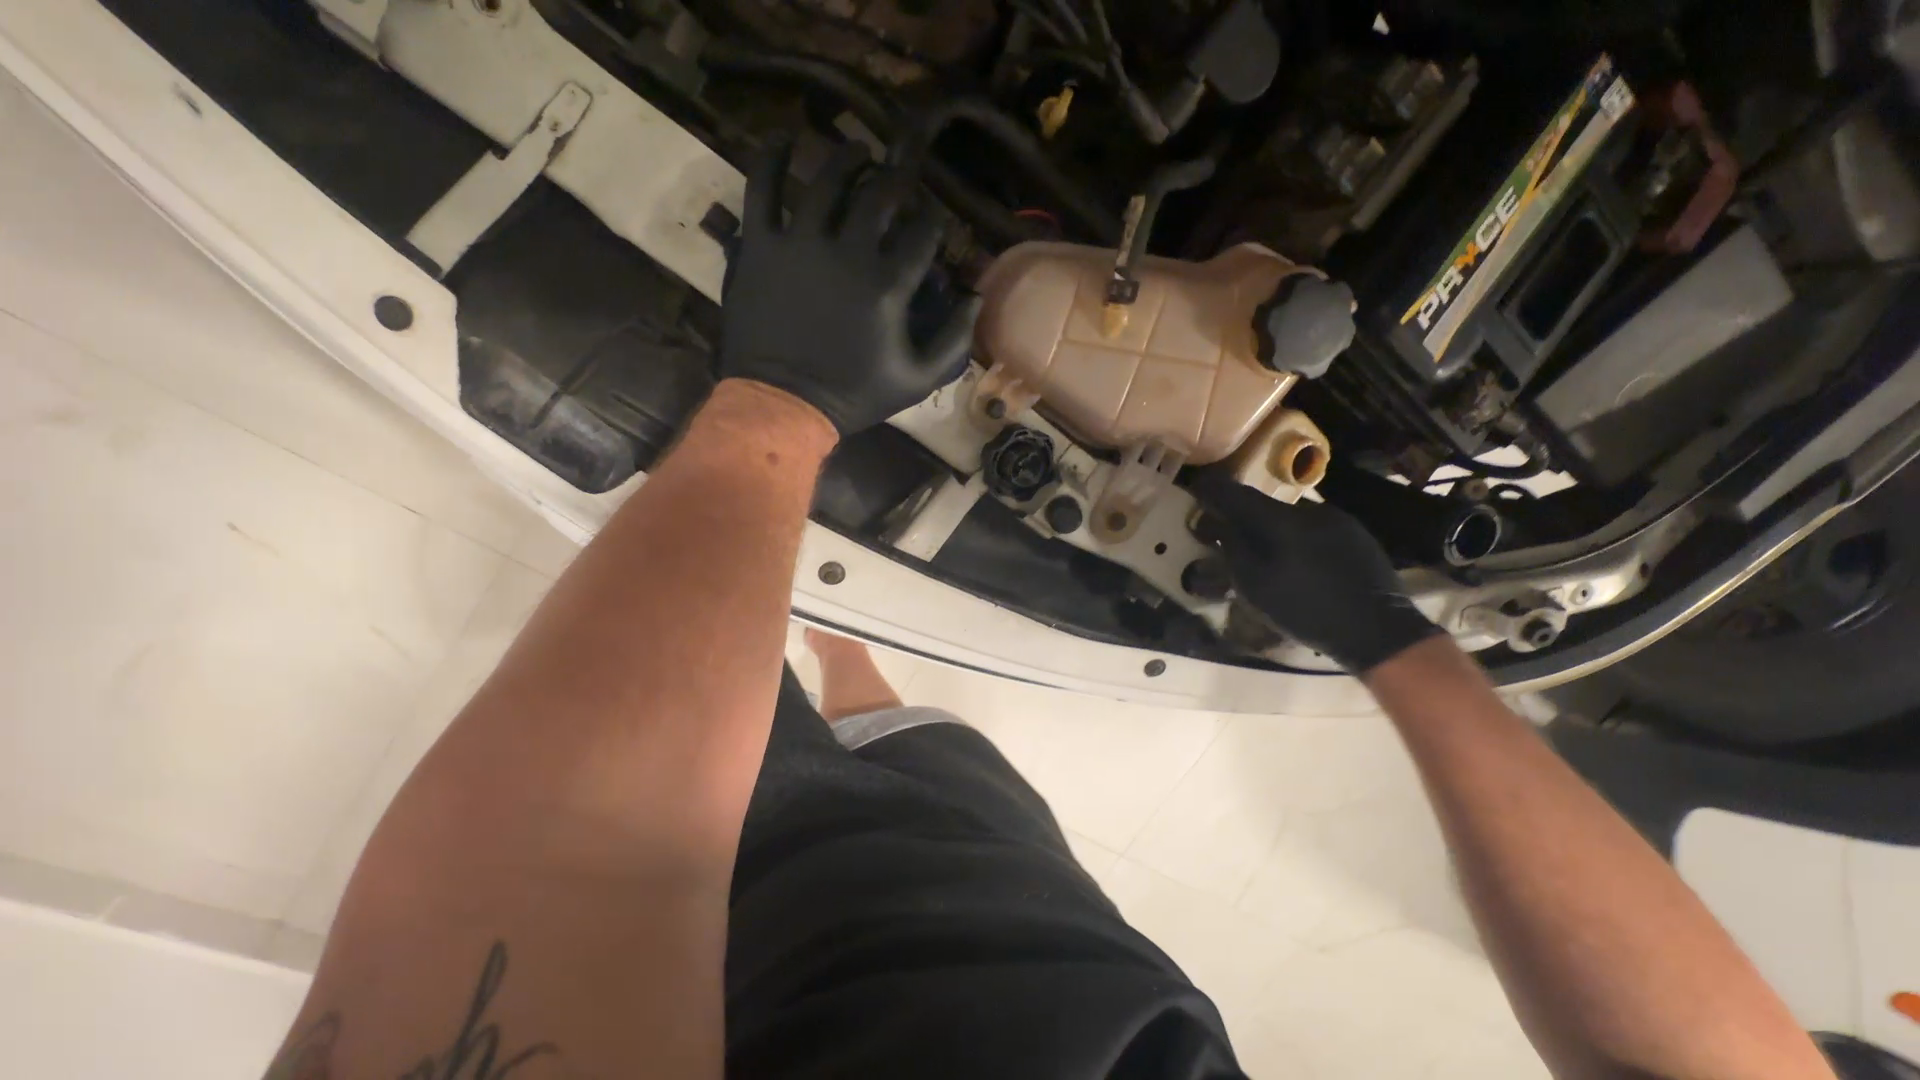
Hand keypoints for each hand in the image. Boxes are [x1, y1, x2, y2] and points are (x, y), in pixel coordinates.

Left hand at [718, 137, 980, 434]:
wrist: (783, 404)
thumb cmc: (854, 395)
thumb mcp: (918, 379)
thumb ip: (954, 339)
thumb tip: (975, 297)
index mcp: (888, 284)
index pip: (922, 232)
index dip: (933, 220)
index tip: (932, 218)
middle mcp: (848, 252)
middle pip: (881, 194)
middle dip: (897, 180)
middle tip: (899, 177)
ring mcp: (799, 243)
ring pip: (827, 180)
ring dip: (848, 159)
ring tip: (857, 152)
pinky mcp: (760, 245)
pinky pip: (762, 188)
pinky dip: (772, 158)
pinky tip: (783, 137)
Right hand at [1192, 475, 1442, 673]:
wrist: (1378, 630)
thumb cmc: (1308, 612)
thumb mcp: (1257, 589)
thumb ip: (1234, 553)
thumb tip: (1219, 528)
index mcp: (1283, 521)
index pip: (1238, 495)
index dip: (1213, 491)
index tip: (1196, 488)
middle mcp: (1311, 511)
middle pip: (1267, 506)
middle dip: (1245, 516)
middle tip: (1228, 531)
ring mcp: (1339, 521)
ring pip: (1293, 518)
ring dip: (1274, 529)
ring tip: (1265, 551)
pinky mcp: (1357, 535)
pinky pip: (1315, 529)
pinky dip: (1298, 538)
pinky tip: (1299, 561)